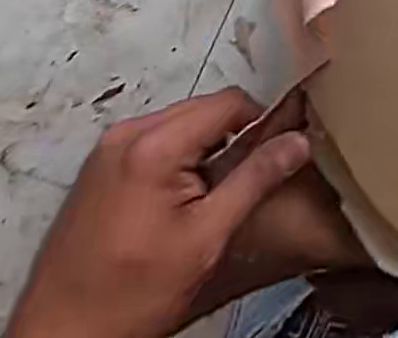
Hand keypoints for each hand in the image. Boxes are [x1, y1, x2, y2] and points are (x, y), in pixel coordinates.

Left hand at [8, 88, 325, 337]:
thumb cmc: (133, 295)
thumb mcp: (206, 239)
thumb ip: (255, 180)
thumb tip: (298, 141)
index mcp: (154, 144)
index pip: (228, 102)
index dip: (259, 122)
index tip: (271, 156)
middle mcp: (128, 131)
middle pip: (203, 108)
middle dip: (230, 136)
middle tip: (240, 184)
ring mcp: (109, 145)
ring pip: (180, 121)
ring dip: (204, 146)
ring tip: (208, 198)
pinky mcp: (100, 162)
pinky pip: (155, 138)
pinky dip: (177, 156)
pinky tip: (177, 200)